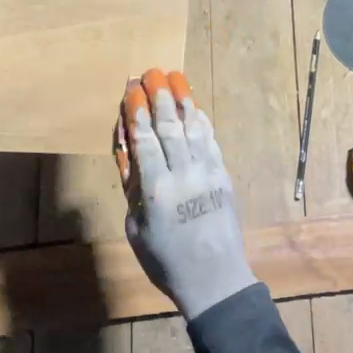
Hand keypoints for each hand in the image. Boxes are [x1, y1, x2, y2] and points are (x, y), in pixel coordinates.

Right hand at [116, 69, 258, 319]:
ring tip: (175, 77)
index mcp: (157, 191)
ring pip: (194, 127)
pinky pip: (211, 140)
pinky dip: (201, 121)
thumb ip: (132, 187)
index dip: (138, 111)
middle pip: (170, 126)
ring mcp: (208, 173)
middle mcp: (184, 175)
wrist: (215, 280)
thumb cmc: (167, 260)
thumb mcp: (137, 228)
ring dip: (183, 99)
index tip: (132, 89)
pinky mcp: (224, 176)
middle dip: (160, 96)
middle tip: (151, 72)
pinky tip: (194, 106)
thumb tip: (128, 150)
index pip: (145, 140)